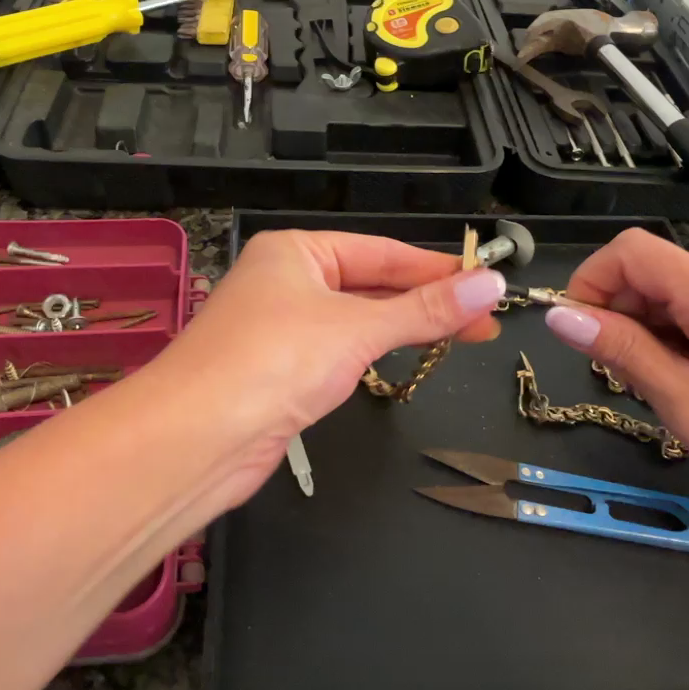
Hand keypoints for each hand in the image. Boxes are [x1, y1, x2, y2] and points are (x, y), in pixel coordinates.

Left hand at [136, 230, 506, 500]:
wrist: (197, 437)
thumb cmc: (275, 361)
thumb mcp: (358, 328)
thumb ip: (425, 309)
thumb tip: (491, 284)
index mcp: (296, 252)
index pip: (382, 251)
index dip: (437, 269)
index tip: (487, 286)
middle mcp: (286, 281)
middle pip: (370, 284)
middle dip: (427, 303)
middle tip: (485, 323)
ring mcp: (280, 327)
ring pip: (355, 320)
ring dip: (403, 328)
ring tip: (460, 338)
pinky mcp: (280, 371)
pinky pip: (339, 352)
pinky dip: (373, 353)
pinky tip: (403, 358)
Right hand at [540, 229, 688, 534]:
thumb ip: (626, 354)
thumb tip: (561, 316)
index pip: (632, 251)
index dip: (591, 282)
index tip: (579, 335)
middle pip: (653, 269)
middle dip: (618, 312)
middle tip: (619, 376)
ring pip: (677, 290)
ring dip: (648, 328)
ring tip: (661, 387)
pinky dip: (679, 335)